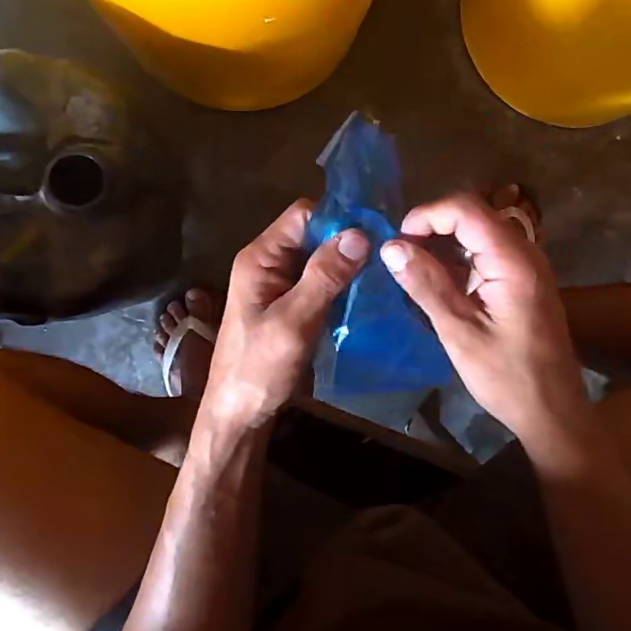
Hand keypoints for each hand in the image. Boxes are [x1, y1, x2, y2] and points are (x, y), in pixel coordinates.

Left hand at [201, 200, 368, 429]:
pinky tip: (369, 292)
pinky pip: (319, 283)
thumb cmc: (259, 369)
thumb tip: (359, 233)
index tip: (378, 227)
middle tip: (391, 250)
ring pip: (319, 259)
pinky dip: (342, 285)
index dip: (339, 216)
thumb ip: (324, 277)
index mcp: (260, 258)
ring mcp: (279, 286)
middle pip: (313, 234)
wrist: (240, 415)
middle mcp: (268, 264)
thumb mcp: (294, 321)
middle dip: (348, 239)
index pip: (303, 215)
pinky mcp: (291, 306)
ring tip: (388, 269)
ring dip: (348, 263)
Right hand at [380, 192, 589, 440]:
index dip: (427, 215)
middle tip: (401, 256)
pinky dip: (457, 258)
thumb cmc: (507, 377)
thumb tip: (390, 247)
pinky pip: (486, 251)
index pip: (466, 209)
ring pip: (477, 231)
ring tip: (412, 269)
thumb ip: (426, 285)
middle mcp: (525, 252)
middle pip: (473, 214)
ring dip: (442, 242)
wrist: (553, 410)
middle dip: (431, 226)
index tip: (398, 243)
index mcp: (514, 261)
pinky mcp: (522, 279)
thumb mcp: (459, 332)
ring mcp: (526, 265)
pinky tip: (437, 283)